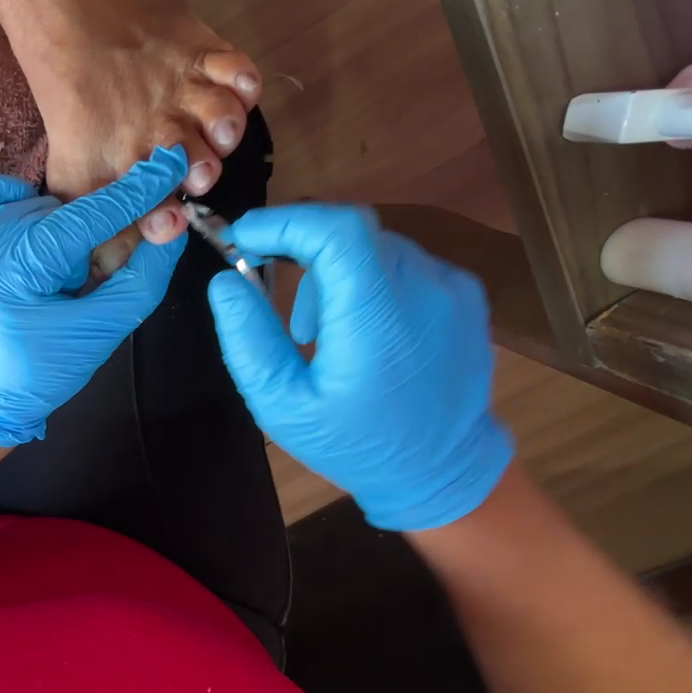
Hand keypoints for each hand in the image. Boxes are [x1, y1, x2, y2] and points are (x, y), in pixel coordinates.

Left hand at [0, 146, 188, 445]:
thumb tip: (173, 228)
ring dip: (65, 229)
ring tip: (61, 275)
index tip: (174, 163)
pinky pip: (0, 194)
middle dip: (96, 233)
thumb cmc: (45, 372)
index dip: (136, 191)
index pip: (90, 214)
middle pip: (69, 208)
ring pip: (43, 203)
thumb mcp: (102, 331)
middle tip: (92, 277)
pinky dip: (27, 206)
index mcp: (17, 266)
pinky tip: (40, 241)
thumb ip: (142, 279)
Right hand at [207, 205, 512, 530]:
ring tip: (312, 328)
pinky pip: (403, 264)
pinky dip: (366, 279)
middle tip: (264, 279)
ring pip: (375, 246)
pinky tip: (356, 327)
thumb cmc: (352, 444)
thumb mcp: (280, 404)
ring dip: (332, 269)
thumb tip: (224, 280)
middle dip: (299, 247)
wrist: (440, 471)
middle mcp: (426, 288)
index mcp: (376, 317)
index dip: (283, 222)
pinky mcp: (467, 295)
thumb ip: (247, 340)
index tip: (243, 237)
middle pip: (351, 232)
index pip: (336, 229)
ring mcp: (454, 288)